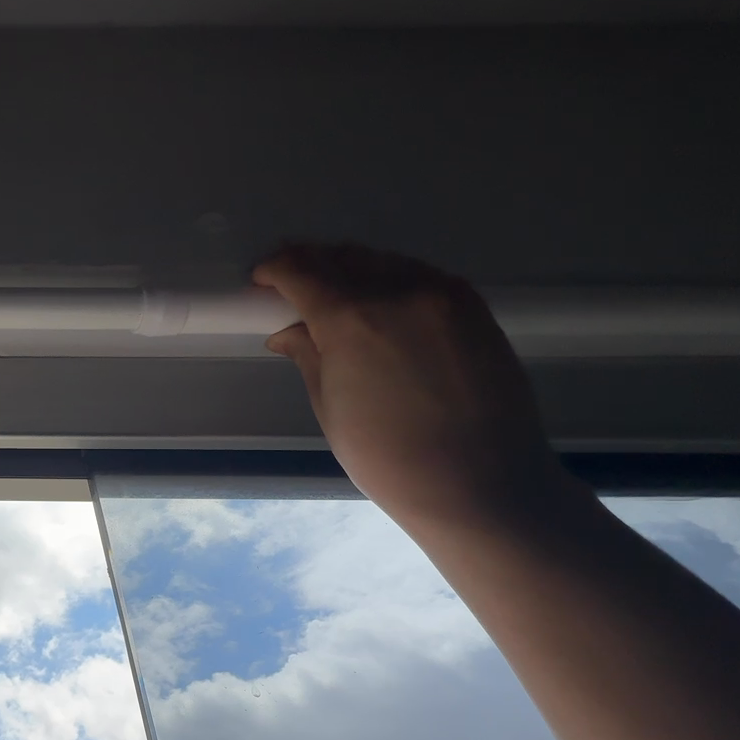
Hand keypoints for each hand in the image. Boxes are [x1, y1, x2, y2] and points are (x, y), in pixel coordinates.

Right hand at [255, 244, 579, 531]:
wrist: (480, 481)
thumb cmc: (386, 456)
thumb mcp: (329, 406)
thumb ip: (309, 355)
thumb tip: (290, 331)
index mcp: (352, 319)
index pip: (301, 271)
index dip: (273, 271)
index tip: (259, 281)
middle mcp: (400, 292)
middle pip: (343, 257)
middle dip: (309, 263)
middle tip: (286, 283)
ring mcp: (444, 296)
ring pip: (383, 260)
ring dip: (349, 268)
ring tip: (329, 292)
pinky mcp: (474, 307)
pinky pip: (419, 275)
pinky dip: (389, 278)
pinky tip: (377, 303)